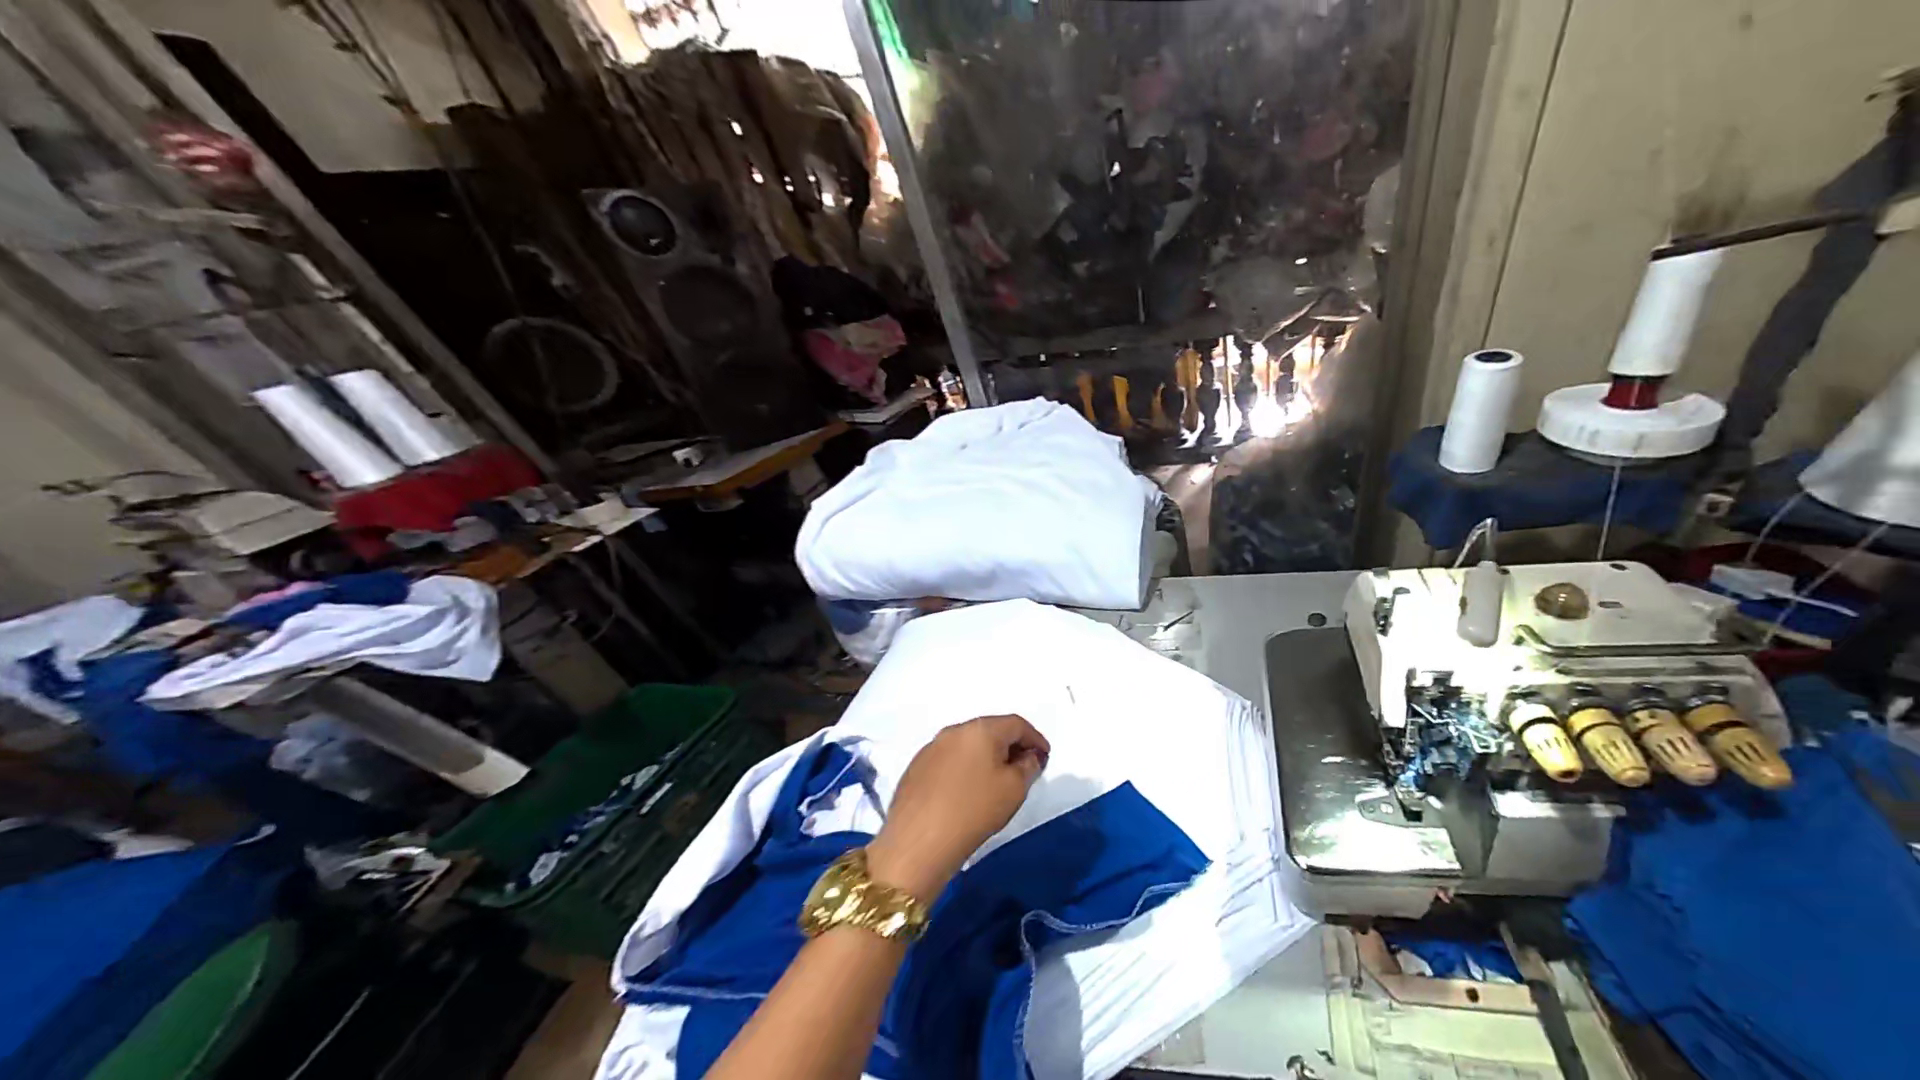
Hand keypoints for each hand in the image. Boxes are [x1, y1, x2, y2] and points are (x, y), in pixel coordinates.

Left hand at [865, 714, 1049, 901]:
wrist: (920, 839)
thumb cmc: (975, 809)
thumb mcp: (1014, 789)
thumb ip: (1028, 766)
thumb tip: (1028, 756)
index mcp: (980, 729)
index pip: (1016, 724)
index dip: (1035, 738)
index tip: (1044, 755)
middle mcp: (954, 730)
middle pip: (990, 730)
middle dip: (1011, 745)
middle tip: (1025, 767)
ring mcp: (932, 747)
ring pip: (968, 744)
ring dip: (986, 756)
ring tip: (997, 780)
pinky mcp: (917, 766)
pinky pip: (950, 759)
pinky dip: (965, 767)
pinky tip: (968, 790)